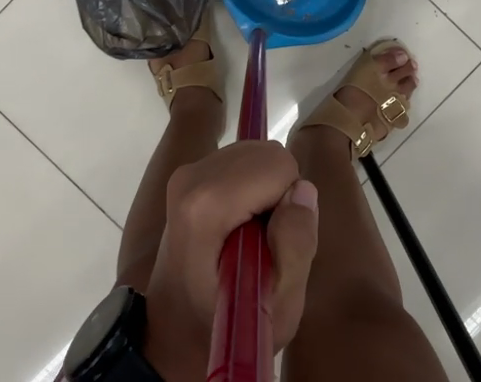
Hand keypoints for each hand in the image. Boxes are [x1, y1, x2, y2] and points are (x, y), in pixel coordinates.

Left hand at [143, 141, 319, 376]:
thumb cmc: (229, 323)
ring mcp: (188, 171)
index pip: (279, 166)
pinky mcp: (190, 171)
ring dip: (268, 188)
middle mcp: (192, 177)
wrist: (177, 326)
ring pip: (259, 154)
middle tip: (266, 239)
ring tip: (253, 234)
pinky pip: (244, 159)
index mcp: (208, 206)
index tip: (275, 243)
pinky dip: (254, 185)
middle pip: (269, 155)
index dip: (290, 204)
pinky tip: (241, 221)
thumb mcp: (279, 308)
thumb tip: (303, 189)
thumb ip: (296, 247)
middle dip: (280, 192)